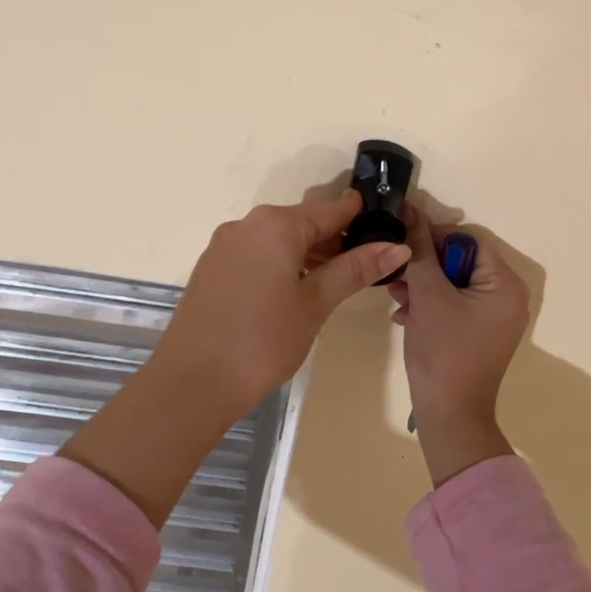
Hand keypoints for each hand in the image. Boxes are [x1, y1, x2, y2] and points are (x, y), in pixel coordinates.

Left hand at [64, 191, 409, 526]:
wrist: (193, 381)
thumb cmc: (263, 341)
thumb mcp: (315, 304)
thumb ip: (354, 270)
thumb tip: (397, 247)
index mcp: (276, 226)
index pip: (330, 210)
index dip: (360, 217)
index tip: (388, 227)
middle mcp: (247, 225)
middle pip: (302, 222)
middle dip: (334, 239)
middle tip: (367, 264)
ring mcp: (224, 246)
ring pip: (277, 239)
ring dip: (308, 253)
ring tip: (336, 281)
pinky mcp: (212, 268)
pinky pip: (256, 253)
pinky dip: (281, 263)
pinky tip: (295, 291)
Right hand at [387, 206, 530, 484]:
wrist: (450, 415)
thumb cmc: (443, 352)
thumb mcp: (428, 296)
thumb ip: (419, 252)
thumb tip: (410, 212)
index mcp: (505, 284)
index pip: (467, 240)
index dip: (433, 237)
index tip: (401, 242)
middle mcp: (507, 297)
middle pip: (460, 262)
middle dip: (425, 266)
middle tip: (396, 274)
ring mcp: (495, 318)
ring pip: (454, 284)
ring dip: (423, 286)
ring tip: (396, 296)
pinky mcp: (480, 334)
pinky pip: (455, 305)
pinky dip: (431, 306)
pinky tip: (405, 315)